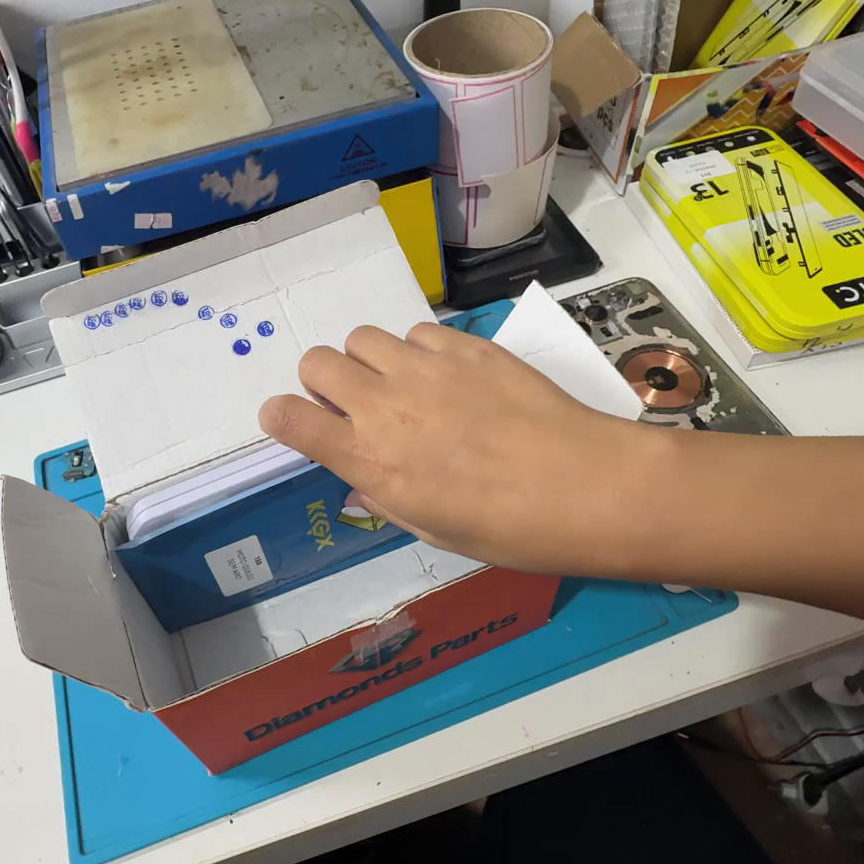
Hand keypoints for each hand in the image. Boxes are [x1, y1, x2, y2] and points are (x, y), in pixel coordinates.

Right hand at [259, 323, 665, 577]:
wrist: (582, 485)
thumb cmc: (507, 529)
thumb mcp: (434, 531)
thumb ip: (387, 497)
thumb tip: (364, 479)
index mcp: (370, 459)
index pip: (290, 420)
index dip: (280, 416)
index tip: (290, 421)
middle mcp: (384, 405)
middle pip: (316, 362)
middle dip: (323, 381)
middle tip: (354, 402)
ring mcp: (424, 368)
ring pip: (363, 337)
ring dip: (370, 361)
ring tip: (402, 383)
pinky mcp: (464, 346)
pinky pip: (418, 332)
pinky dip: (420, 351)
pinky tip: (449, 375)